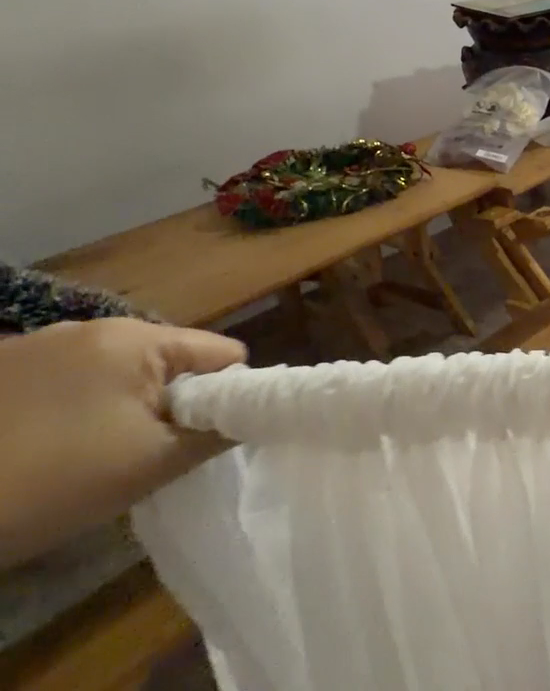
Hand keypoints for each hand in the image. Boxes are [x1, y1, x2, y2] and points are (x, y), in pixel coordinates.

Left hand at [0, 319, 244, 565]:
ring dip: (118, 411)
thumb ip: (224, 427)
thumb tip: (262, 410)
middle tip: (139, 455)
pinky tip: (39, 454)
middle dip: (168, 404)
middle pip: (169, 362)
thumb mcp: (155, 462)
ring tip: (85, 459)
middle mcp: (83, 326)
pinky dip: (68, 415)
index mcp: (131, 337)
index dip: (227, 398)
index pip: (224, 356)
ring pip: (115, 376)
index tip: (196, 440)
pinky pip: (63, 386)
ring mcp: (26, 348)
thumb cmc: (47, 482)